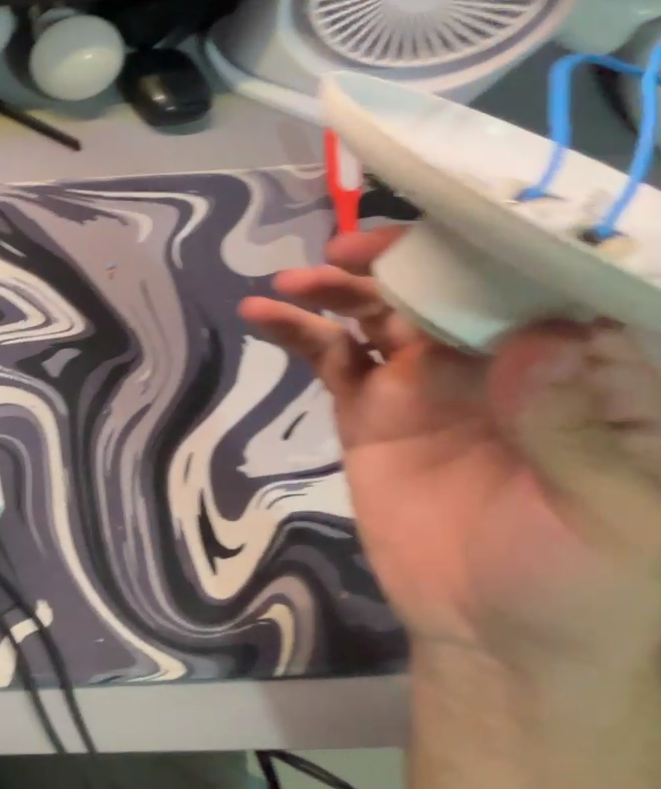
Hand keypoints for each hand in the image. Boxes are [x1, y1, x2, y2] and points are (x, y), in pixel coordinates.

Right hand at [240, 228, 660, 675]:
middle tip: (350, 249)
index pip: (554, 295)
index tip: (456, 227)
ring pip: (382, 311)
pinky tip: (260, 315)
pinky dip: (295, 330)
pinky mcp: (368, 409)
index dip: (507, 252)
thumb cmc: (583, 585)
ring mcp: (427, 384)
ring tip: (296, 280)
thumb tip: (536, 336)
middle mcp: (504, 366)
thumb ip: (572, 428)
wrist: (493, 641)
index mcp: (585, 381)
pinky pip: (329, 356)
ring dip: (340, 287)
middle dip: (403, 259)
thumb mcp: (607, 517)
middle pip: (453, 288)